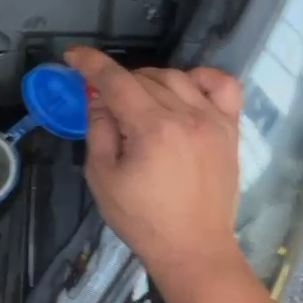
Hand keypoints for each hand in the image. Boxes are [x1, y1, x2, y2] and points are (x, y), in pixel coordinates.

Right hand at [64, 47, 248, 284]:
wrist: (192, 247)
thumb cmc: (140, 217)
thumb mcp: (101, 177)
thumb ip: (98, 130)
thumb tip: (99, 100)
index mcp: (152, 129)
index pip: (116, 81)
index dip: (91, 64)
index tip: (73, 56)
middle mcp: (186, 116)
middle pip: (144, 77)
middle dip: (116, 81)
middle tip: (101, 101)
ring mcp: (214, 120)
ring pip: (176, 77)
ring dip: (148, 80)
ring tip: (135, 101)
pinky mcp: (230, 129)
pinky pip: (221, 85)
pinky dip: (198, 78)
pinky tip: (182, 90)